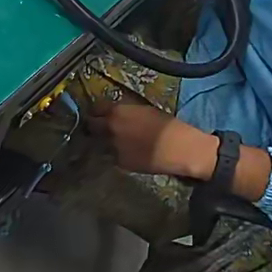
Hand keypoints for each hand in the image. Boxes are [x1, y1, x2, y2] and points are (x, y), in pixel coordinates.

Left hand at [87, 102, 218, 179]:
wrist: (180, 149)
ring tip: (112, 141)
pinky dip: (115, 153)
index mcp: (116, 112)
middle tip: (99, 127)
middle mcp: (109, 129)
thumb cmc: (167, 125)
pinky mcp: (120, 163)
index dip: (97, 110)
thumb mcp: (144, 109)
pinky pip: (112, 156)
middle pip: (91, 126)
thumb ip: (125, 111)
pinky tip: (126, 152)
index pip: (95, 108)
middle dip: (94, 125)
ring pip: (99, 143)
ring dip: (103, 141)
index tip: (99, 112)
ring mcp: (113, 148)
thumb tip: (115, 113)